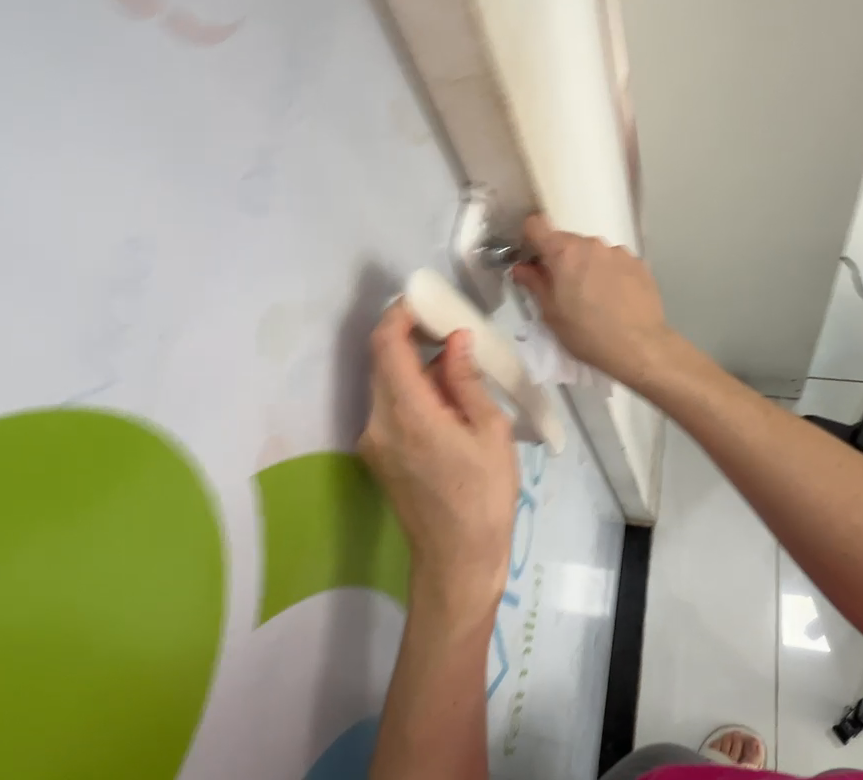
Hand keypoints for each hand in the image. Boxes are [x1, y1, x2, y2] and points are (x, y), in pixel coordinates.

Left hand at [361, 302, 518, 612]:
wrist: (457, 562)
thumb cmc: (484, 496)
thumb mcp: (489, 431)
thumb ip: (465, 380)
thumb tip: (454, 340)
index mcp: (406, 414)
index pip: (385, 345)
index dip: (400, 314)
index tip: (426, 301)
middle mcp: (377, 423)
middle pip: (382, 362)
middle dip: (410, 336)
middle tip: (450, 328)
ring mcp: (373, 441)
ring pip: (386, 384)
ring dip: (414, 364)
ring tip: (458, 364)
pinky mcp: (378, 455)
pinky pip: (390, 407)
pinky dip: (413, 390)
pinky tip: (447, 398)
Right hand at [510, 215, 677, 385]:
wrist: (639, 347)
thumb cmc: (587, 333)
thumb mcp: (552, 313)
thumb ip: (534, 283)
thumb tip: (521, 267)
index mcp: (565, 252)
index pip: (537, 225)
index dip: (530, 238)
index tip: (532, 258)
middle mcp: (592, 244)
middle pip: (567, 241)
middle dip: (560, 258)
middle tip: (563, 288)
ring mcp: (619, 252)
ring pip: (593, 252)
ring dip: (587, 265)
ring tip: (594, 295)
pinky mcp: (639, 263)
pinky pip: (615, 261)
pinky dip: (610, 272)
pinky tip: (615, 297)